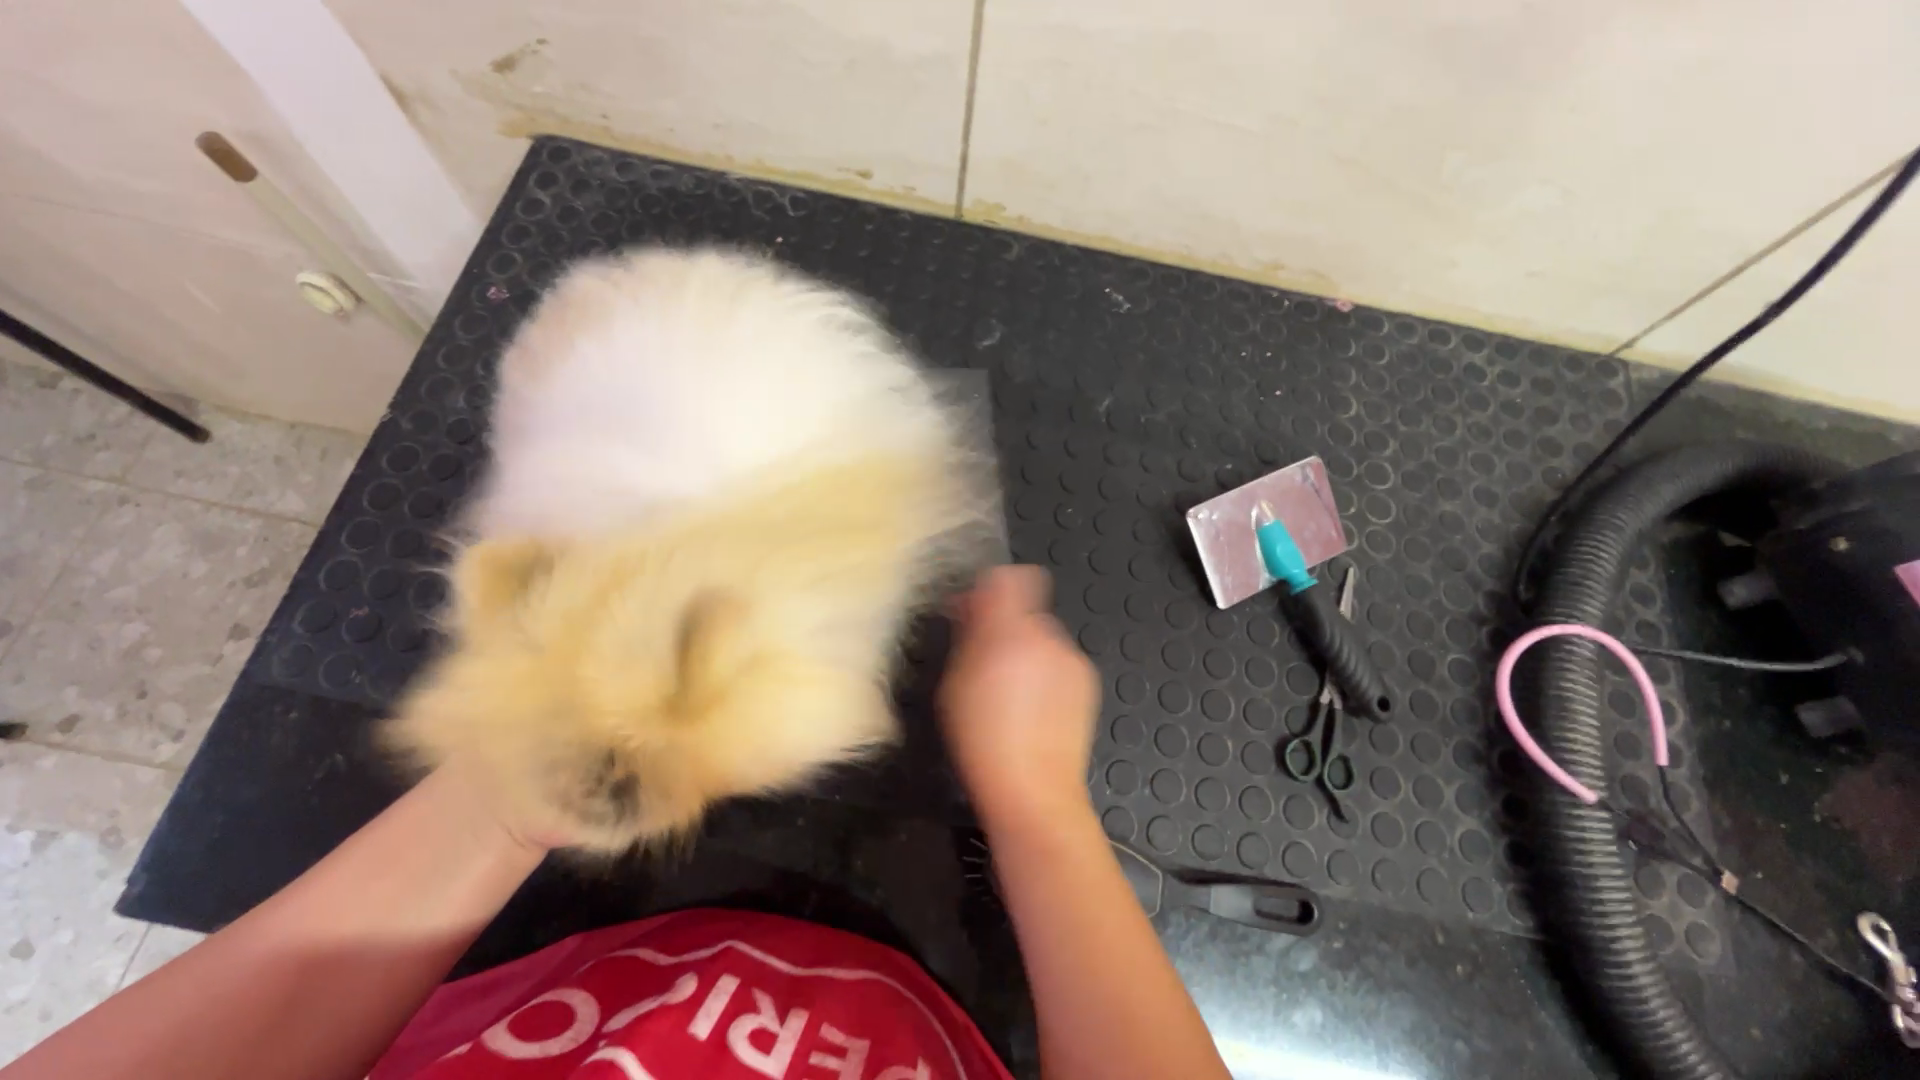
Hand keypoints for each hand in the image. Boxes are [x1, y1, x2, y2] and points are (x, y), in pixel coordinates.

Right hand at [938, 566, 1101, 833]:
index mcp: (1008, 632)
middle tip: (981, 661)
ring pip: (1042, 637)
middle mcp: (1046, 636)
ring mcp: (1071, 659)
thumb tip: (971, 606)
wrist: (1034, 790)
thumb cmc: (982, 742)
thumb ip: (966, 635)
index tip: (972, 611)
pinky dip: (1044, 673)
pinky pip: (1059, 662)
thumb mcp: (954, 685)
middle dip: (1003, 626)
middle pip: (1024, 609)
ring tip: (1007, 694)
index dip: (989, 588)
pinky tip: (1031, 708)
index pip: (1007, 578)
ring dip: (1024, 651)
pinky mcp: (1087, 681)